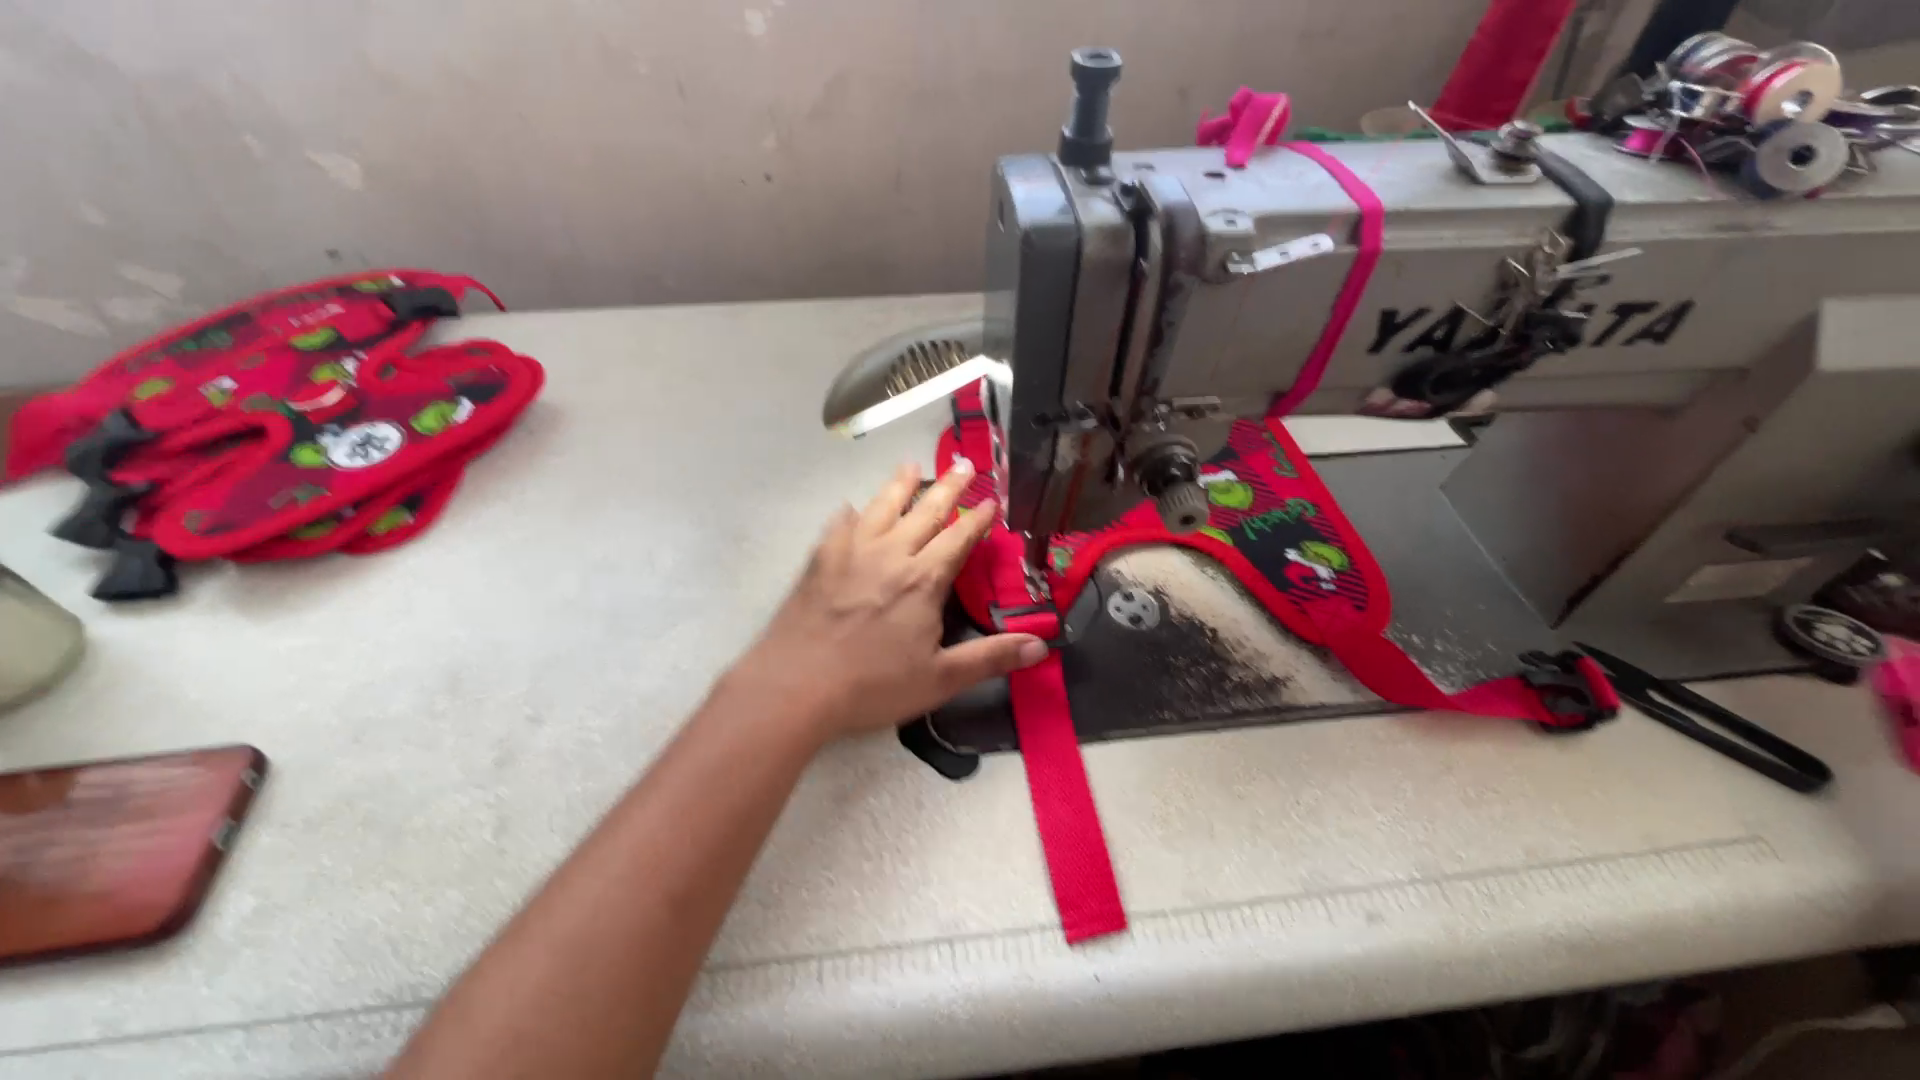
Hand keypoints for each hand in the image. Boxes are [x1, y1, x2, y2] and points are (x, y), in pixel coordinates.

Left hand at [728, 459, 1048, 741]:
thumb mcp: (940, 679)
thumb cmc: (872, 686)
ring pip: (880, 508)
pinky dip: (850, 514)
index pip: (958, 538)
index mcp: (923, 580)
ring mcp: (850, 553)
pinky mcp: (819, 561)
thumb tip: (1041, 646)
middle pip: (924, 512)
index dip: (978, 518)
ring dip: (899, 486)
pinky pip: (839, 526)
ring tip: (910, 466)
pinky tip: (851, 508)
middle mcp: (890, 554)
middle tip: (964, 464)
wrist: (796, 685)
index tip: (991, 500)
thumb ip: (990, 658)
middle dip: (947, 487)